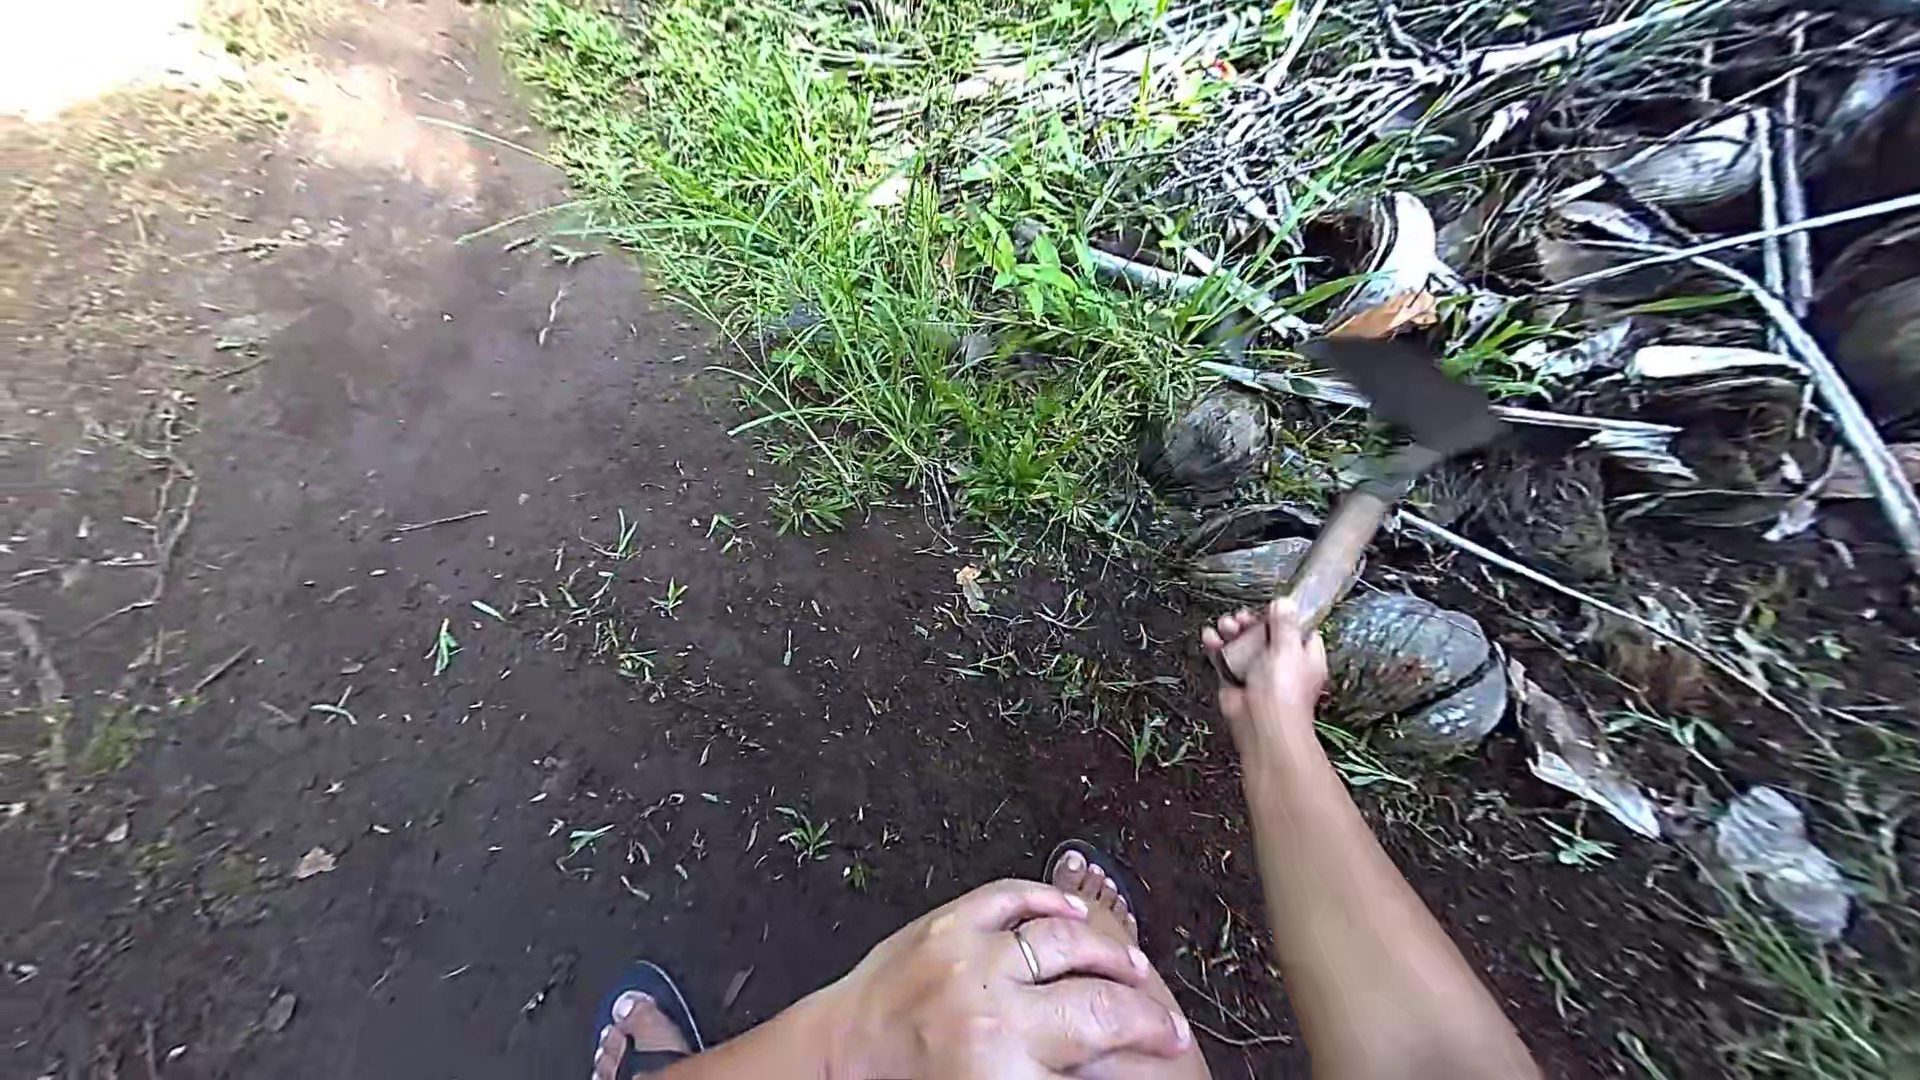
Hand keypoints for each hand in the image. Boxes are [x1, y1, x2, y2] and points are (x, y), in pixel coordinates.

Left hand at [824, 879, 1191, 1078]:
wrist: (845, 1049)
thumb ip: (1048, 1074)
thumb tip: (1100, 1058)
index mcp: (1002, 1072)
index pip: (1098, 1052)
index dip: (1146, 1044)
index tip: (1175, 1046)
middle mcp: (992, 1009)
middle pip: (1092, 1002)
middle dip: (1142, 1012)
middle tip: (1170, 1020)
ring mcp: (970, 952)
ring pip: (1059, 937)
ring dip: (1107, 948)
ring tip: (1135, 963)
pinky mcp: (951, 918)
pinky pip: (1011, 895)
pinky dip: (1048, 896)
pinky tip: (1078, 906)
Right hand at [1201, 597, 1327, 761]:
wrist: (1260, 723)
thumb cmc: (1283, 692)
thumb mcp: (1288, 648)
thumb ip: (1284, 624)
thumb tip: (1284, 602)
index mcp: (1304, 657)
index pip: (1298, 630)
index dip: (1284, 618)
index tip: (1270, 608)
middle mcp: (1282, 663)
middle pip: (1264, 633)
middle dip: (1250, 622)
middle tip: (1242, 617)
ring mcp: (1257, 670)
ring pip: (1242, 642)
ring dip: (1231, 631)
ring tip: (1225, 626)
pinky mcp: (1235, 677)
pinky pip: (1223, 656)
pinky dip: (1216, 645)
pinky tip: (1211, 637)